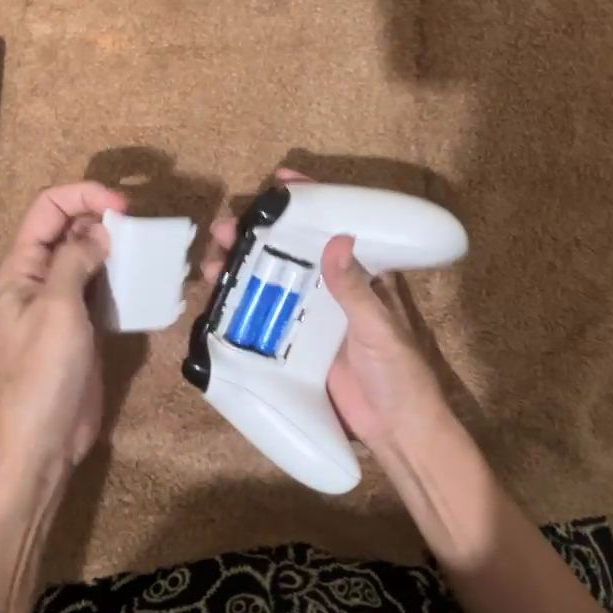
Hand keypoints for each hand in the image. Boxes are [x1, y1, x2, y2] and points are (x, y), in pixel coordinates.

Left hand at [0, 181, 127, 482]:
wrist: (41, 443)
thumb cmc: (41, 375)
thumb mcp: (57, 309)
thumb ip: (76, 261)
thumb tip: (98, 229)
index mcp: (21, 269)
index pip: (48, 209)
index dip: (83, 195)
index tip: (122, 204)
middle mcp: (39, 281)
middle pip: (70, 230)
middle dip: (103, 219)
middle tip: (141, 228)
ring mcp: (63, 305)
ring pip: (90, 260)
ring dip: (117, 249)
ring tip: (149, 249)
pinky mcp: (83, 329)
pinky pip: (103, 292)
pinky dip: (123, 280)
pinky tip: (147, 281)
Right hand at [202, 170, 450, 453]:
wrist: (397, 431)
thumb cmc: (399, 373)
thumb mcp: (379, 328)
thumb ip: (354, 289)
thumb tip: (337, 239)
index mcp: (359, 277)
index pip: (332, 227)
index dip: (307, 201)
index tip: (278, 181)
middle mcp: (330, 290)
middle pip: (288, 251)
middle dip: (254, 235)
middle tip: (225, 230)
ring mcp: (309, 318)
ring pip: (268, 281)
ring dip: (240, 268)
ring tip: (212, 266)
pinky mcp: (293, 348)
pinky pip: (261, 320)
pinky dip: (238, 307)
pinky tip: (213, 301)